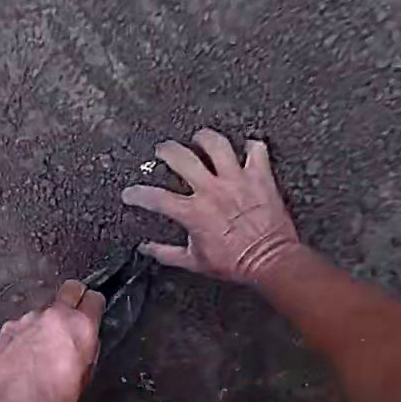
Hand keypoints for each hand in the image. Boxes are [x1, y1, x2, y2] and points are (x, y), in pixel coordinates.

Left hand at [0, 280, 105, 401]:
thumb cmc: (53, 398)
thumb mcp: (85, 376)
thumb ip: (88, 350)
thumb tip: (87, 341)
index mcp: (81, 326)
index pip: (94, 298)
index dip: (94, 304)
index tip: (92, 310)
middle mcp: (55, 315)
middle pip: (70, 288)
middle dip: (74, 297)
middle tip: (71, 315)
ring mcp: (29, 318)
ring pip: (43, 310)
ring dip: (45, 322)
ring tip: (41, 349)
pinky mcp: (8, 327)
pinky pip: (22, 323)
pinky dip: (25, 334)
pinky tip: (24, 354)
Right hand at [121, 129, 303, 284]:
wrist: (270, 261)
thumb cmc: (235, 263)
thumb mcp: (194, 262)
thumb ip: (166, 253)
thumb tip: (146, 248)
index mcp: (193, 212)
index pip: (155, 198)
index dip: (137, 194)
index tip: (130, 193)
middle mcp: (212, 190)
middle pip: (181, 158)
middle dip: (166, 150)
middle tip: (162, 151)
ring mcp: (236, 180)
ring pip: (216, 144)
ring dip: (204, 138)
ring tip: (199, 138)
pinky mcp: (259, 177)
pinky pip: (256, 150)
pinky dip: (250, 146)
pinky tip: (245, 148)